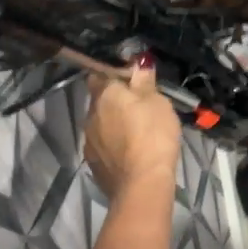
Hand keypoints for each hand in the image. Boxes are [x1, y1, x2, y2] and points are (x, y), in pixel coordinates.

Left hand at [82, 58, 180, 199]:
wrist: (141, 184)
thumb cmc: (153, 134)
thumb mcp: (158, 102)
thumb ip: (145, 82)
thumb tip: (139, 64)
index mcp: (105, 95)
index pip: (98, 75)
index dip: (112, 74)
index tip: (130, 78)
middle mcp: (90, 115)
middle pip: (99, 101)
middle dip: (115, 100)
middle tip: (138, 104)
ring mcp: (89, 142)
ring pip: (100, 124)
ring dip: (113, 123)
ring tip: (136, 129)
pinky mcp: (93, 164)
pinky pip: (102, 145)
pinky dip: (113, 143)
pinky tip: (130, 150)